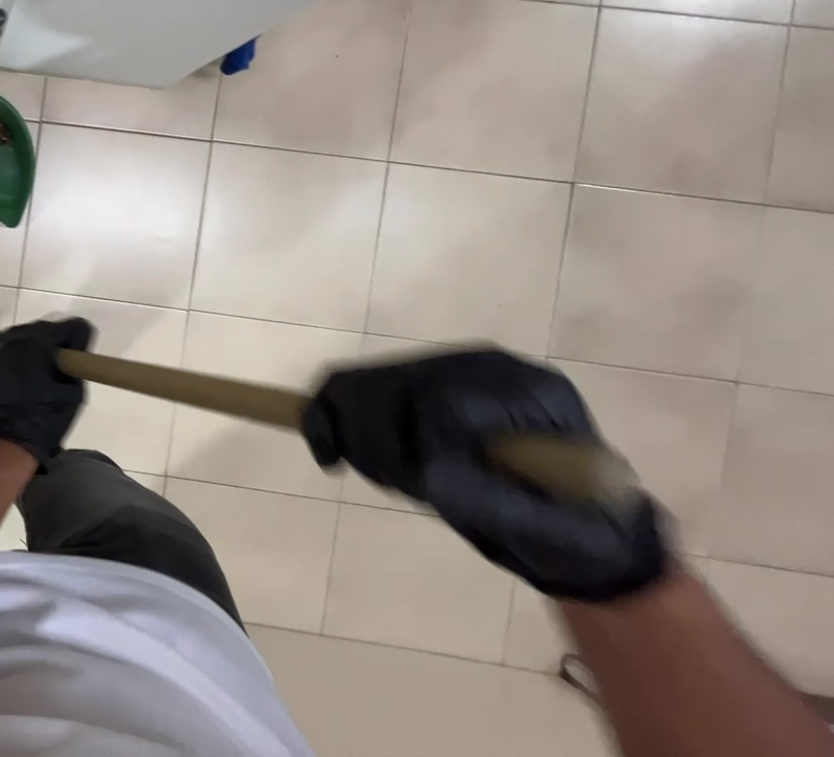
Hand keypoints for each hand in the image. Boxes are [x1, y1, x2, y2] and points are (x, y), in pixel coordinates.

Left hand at [0, 318, 94, 460]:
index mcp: (40, 342)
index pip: (69, 327)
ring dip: (34, 346)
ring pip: (22, 335)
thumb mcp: (73, 391)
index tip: (79, 353)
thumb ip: (75, 362)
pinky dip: (16, 355)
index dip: (77, 338)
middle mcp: (16, 337)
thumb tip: (75, 347)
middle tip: (61, 362)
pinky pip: (5, 348)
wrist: (6, 438)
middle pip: (43, 328)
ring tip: (40, 368)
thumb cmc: (46, 416)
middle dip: (55, 341)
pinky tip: (21, 373)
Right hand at [303, 349, 665, 602]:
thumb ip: (496, 500)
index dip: (419, 446)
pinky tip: (332, 458)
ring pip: (356, 385)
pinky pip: (342, 388)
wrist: (574, 524)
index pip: (443, 400)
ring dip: (354, 440)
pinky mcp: (403, 385)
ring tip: (389, 478)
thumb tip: (424, 472)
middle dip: (379, 446)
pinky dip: (325, 422)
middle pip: (390, 384)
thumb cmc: (575, 533)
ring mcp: (436, 372)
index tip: (425, 489)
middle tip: (401, 487)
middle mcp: (477, 367)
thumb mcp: (554, 530)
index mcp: (527, 393)